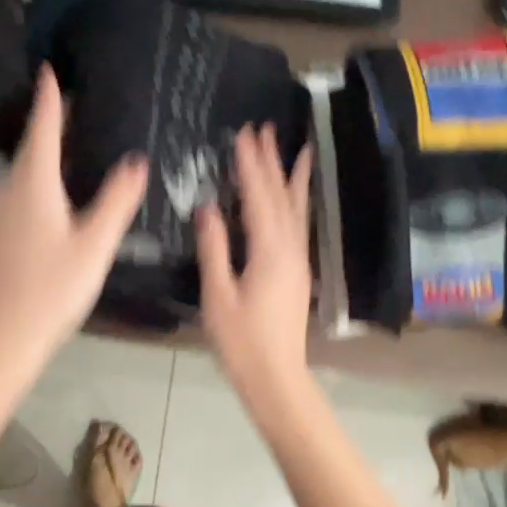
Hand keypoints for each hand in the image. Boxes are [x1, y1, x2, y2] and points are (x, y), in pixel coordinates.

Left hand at [0, 68, 148, 372]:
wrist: (4, 338)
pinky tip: (54, 193)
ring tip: (72, 143)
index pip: (44, 128)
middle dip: (51, 122)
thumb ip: (117, 201)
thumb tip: (136, 160)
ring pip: (24, 171)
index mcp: (35, 185)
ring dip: (45, 152)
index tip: (50, 68)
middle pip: (32, 147)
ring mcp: (0, 214)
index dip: (49, 98)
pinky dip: (39, 178)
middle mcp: (11, 191)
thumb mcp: (94, 246)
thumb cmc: (53, 290)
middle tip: (77, 105)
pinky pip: (20, 191)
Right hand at [196, 125, 314, 403]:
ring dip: (291, 178)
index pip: (258, 197)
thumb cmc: (241, 342)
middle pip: (281, 197)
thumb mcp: (218, 296)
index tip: (244, 134)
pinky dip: (297, 203)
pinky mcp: (298, 273)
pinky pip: (298, 225)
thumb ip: (214, 249)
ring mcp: (298, 261)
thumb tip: (208, 208)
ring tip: (298, 149)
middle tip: (265, 129)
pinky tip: (295, 199)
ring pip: (296, 210)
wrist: (276, 377)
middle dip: (272, 162)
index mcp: (269, 251)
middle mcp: (290, 249)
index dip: (251, 165)